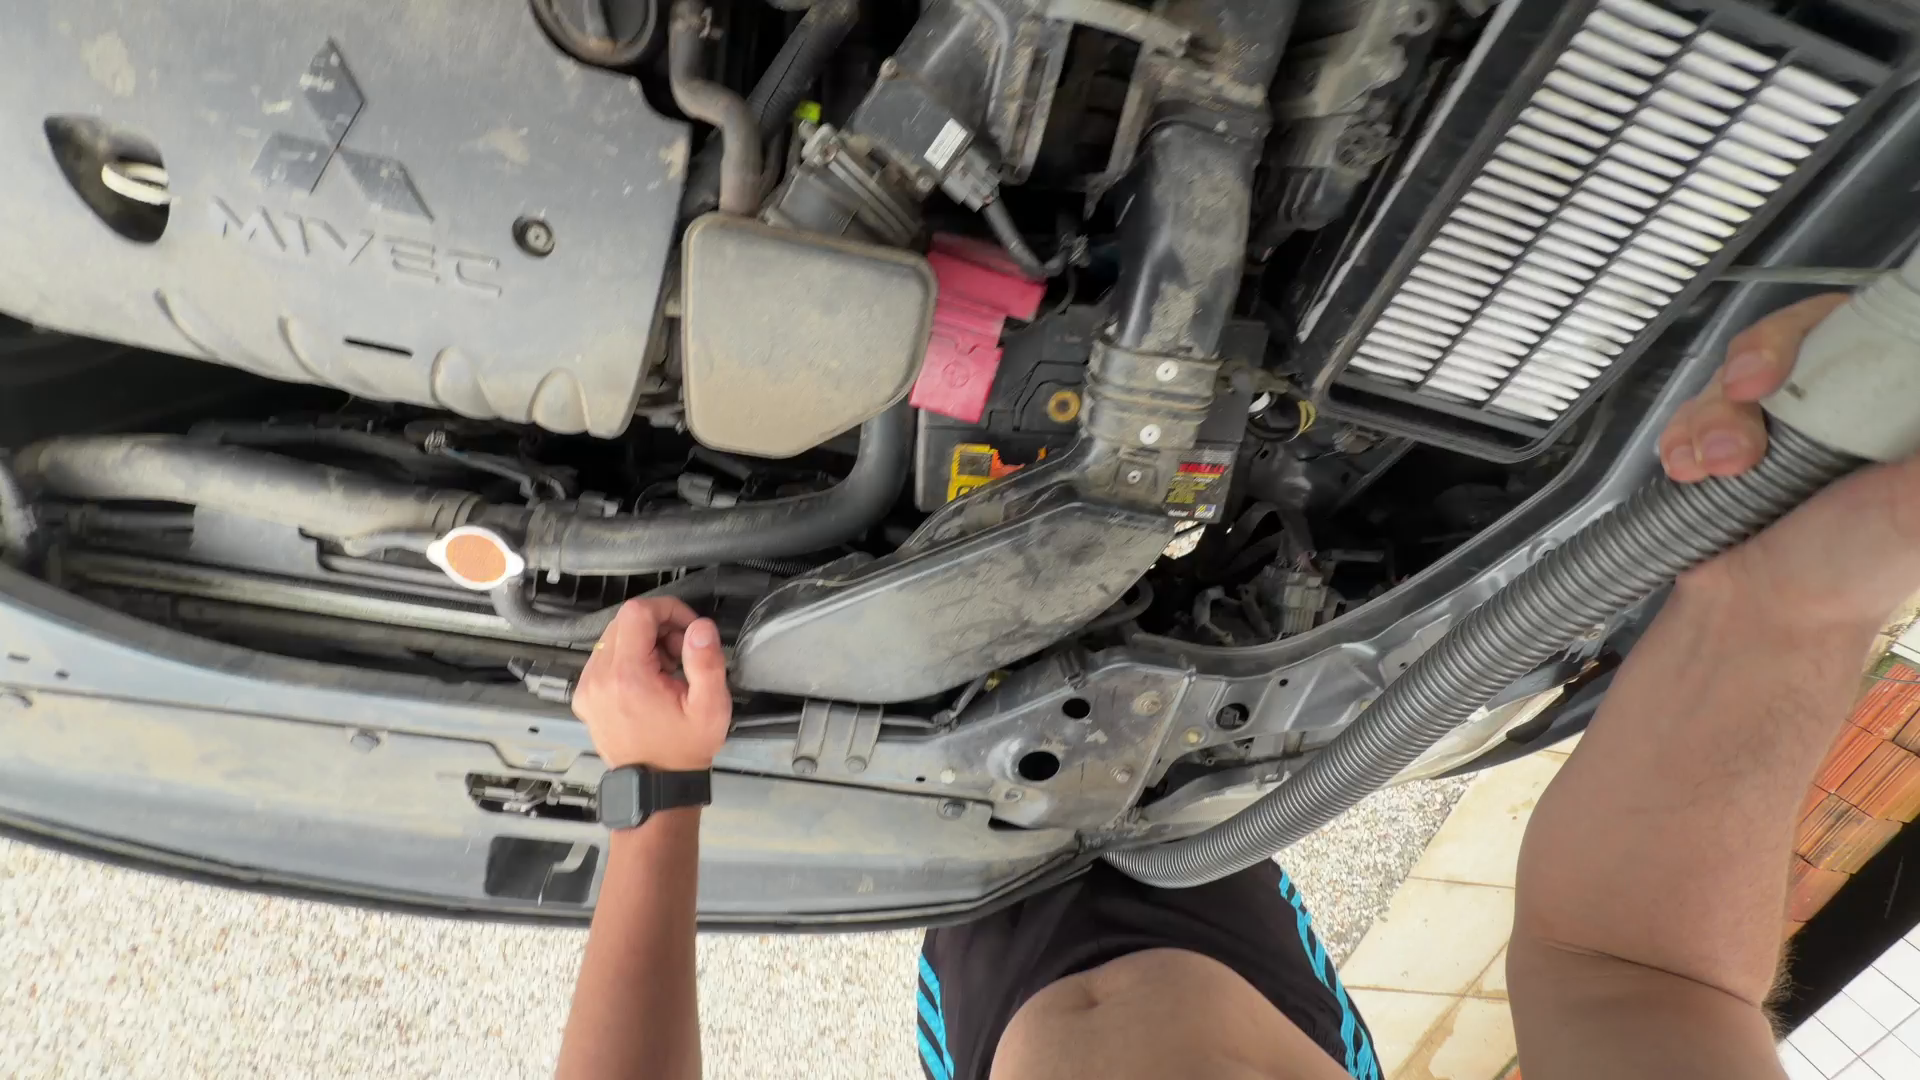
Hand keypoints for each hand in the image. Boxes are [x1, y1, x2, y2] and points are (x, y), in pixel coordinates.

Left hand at [572, 598, 731, 770]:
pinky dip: (630, 657)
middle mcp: (598, 678)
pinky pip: (606, 656)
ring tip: (669, 669)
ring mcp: (587, 687)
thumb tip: (700, 627)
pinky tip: (651, 679)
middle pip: (624, 621)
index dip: (669, 610)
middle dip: (659, 626)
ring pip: (615, 636)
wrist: (657, 783)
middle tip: (682, 653)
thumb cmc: (685, 747)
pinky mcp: (586, 695)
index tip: (689, 629)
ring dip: (645, 641)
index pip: (638, 613)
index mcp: (628, 677)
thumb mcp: (711, 705)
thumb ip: (707, 661)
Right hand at [1657, 293, 1919, 631]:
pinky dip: (1681, 436)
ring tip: (1715, 466)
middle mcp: (1849, 404)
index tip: (1791, 359)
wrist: (1756, 605)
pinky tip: (1690, 469)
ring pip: (1732, 375)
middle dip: (1755, 364)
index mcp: (1900, 407)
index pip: (1875, 325)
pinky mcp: (1723, 438)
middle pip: (1795, 337)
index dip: (1829, 326)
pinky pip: (1690, 411)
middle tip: (1744, 391)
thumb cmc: (1850, 565)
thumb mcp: (1916, 504)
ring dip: (1711, 415)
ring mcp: (1779, 422)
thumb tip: (1912, 414)